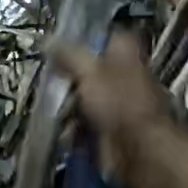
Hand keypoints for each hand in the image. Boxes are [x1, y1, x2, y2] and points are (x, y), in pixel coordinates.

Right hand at [48, 29, 177, 183]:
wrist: (142, 151)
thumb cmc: (118, 101)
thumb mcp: (88, 70)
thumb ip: (66, 54)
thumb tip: (46, 40)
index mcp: (123, 50)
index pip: (97, 36)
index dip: (76, 42)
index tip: (54, 50)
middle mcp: (121, 72)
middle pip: (84, 70)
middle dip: (65, 81)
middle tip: (51, 85)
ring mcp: (115, 102)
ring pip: (81, 98)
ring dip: (67, 109)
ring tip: (60, 116)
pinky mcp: (109, 128)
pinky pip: (84, 123)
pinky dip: (74, 130)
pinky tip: (68, 135)